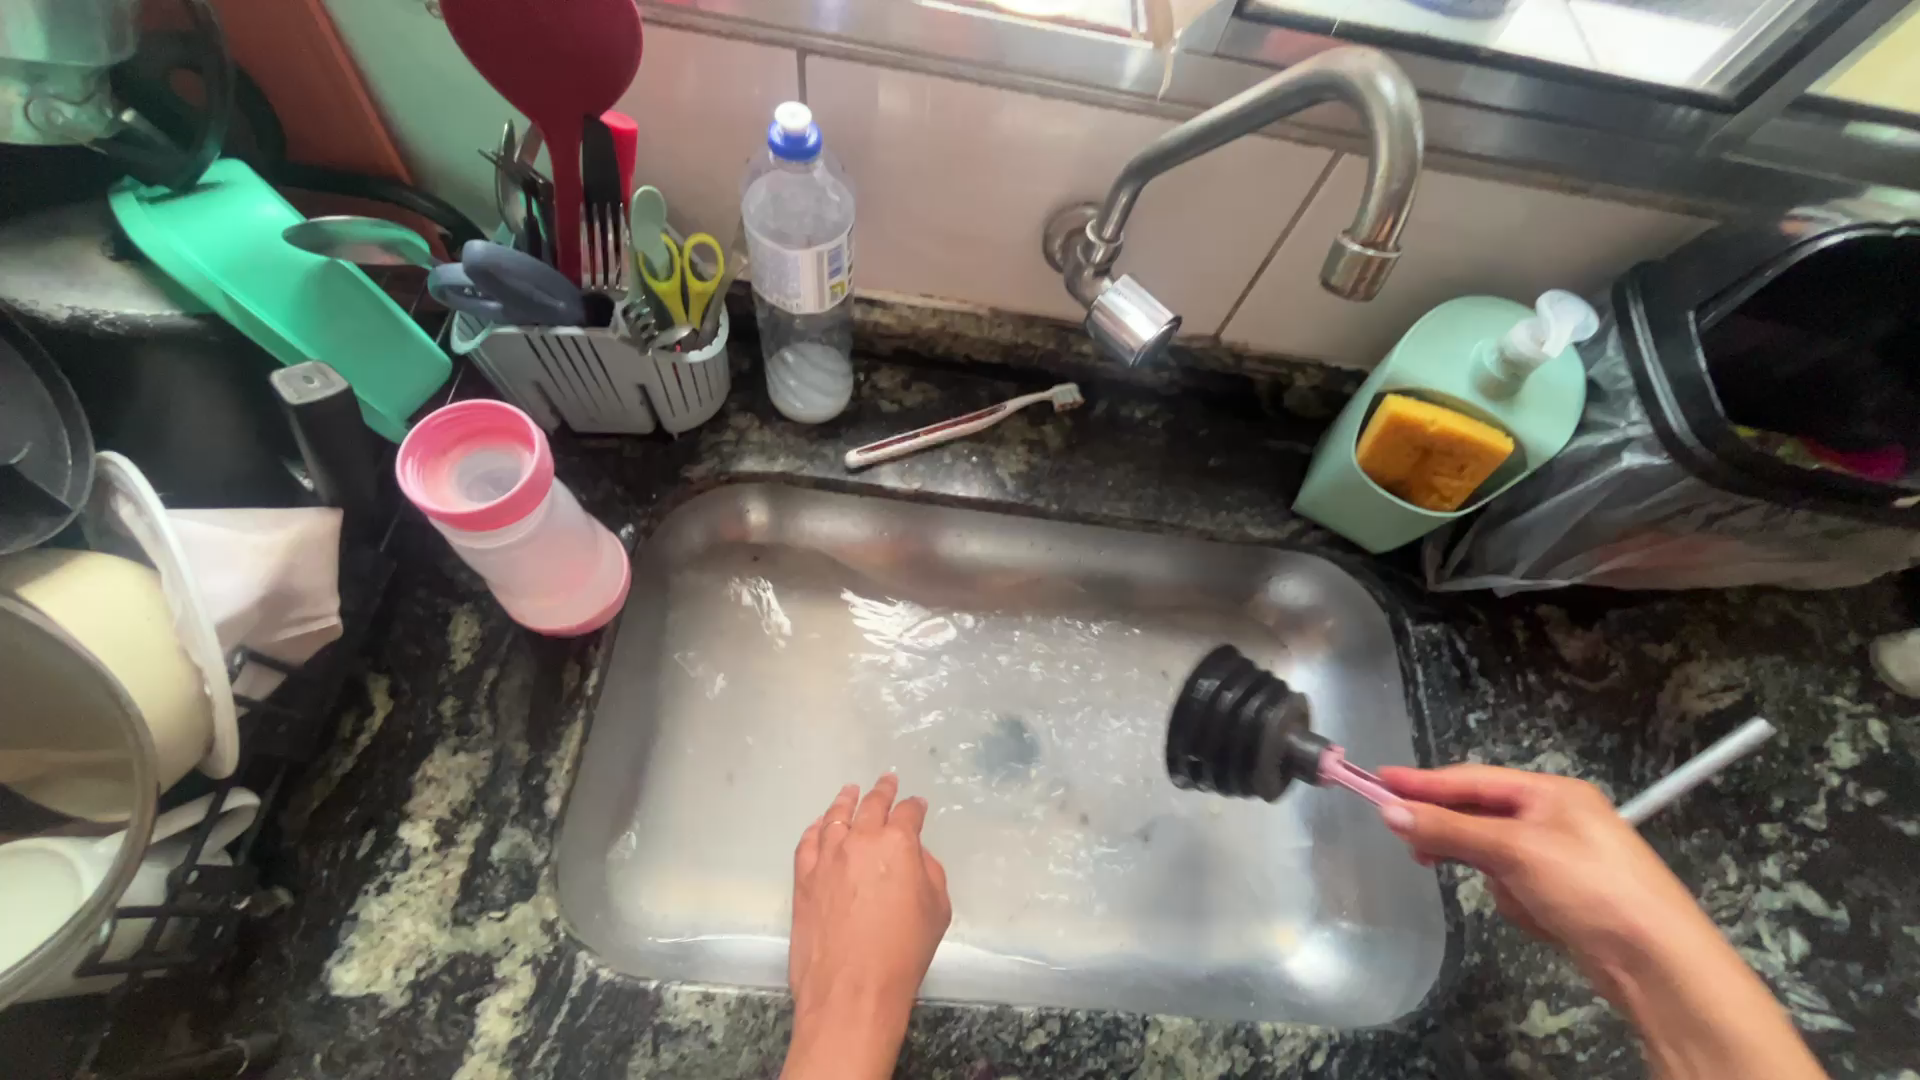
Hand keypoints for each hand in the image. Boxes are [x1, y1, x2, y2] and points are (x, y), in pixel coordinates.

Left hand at [782, 774, 950, 1079]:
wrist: (851, 990)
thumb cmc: (903, 954)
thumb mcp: (937, 910)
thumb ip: (929, 873)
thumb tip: (915, 856)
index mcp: (898, 843)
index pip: (909, 813)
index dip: (915, 807)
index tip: (918, 805)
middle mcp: (861, 840)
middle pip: (872, 804)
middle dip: (883, 791)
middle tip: (887, 780)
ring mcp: (827, 857)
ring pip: (836, 816)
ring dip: (846, 800)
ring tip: (850, 790)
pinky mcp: (803, 877)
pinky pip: (808, 841)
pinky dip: (816, 828)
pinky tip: (821, 824)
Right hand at [1376, 764, 1709, 993]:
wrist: (1663, 969)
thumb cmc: (1590, 890)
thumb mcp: (1511, 852)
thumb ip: (1447, 828)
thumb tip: (1387, 810)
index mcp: (1551, 792)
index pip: (1470, 779)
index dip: (1422, 781)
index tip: (1378, 779)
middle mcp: (1556, 816)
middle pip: (1478, 811)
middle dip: (1448, 828)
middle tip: (1409, 840)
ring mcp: (1562, 854)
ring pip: (1492, 847)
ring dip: (1479, 863)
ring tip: (1466, 878)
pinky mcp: (1566, 891)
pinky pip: (1513, 878)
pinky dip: (1507, 891)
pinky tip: (1524, 910)